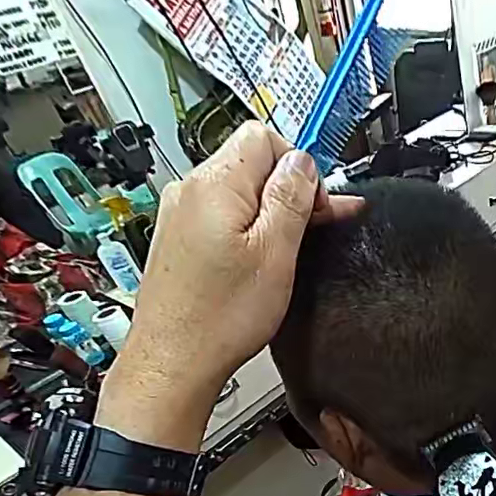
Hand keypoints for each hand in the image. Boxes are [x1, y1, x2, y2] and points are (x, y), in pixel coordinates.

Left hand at [100, 122, 360, 449]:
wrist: (176, 357)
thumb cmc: (222, 316)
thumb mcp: (275, 254)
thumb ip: (291, 199)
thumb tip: (303, 162)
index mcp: (215, 185)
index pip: (265, 138)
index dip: (301, 168)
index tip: (318, 207)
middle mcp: (191, 190)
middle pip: (253, 162)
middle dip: (291, 189)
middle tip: (319, 227)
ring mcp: (182, 213)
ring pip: (241, 191)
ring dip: (274, 210)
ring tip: (296, 245)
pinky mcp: (182, 237)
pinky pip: (225, 215)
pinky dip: (252, 228)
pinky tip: (267, 255)